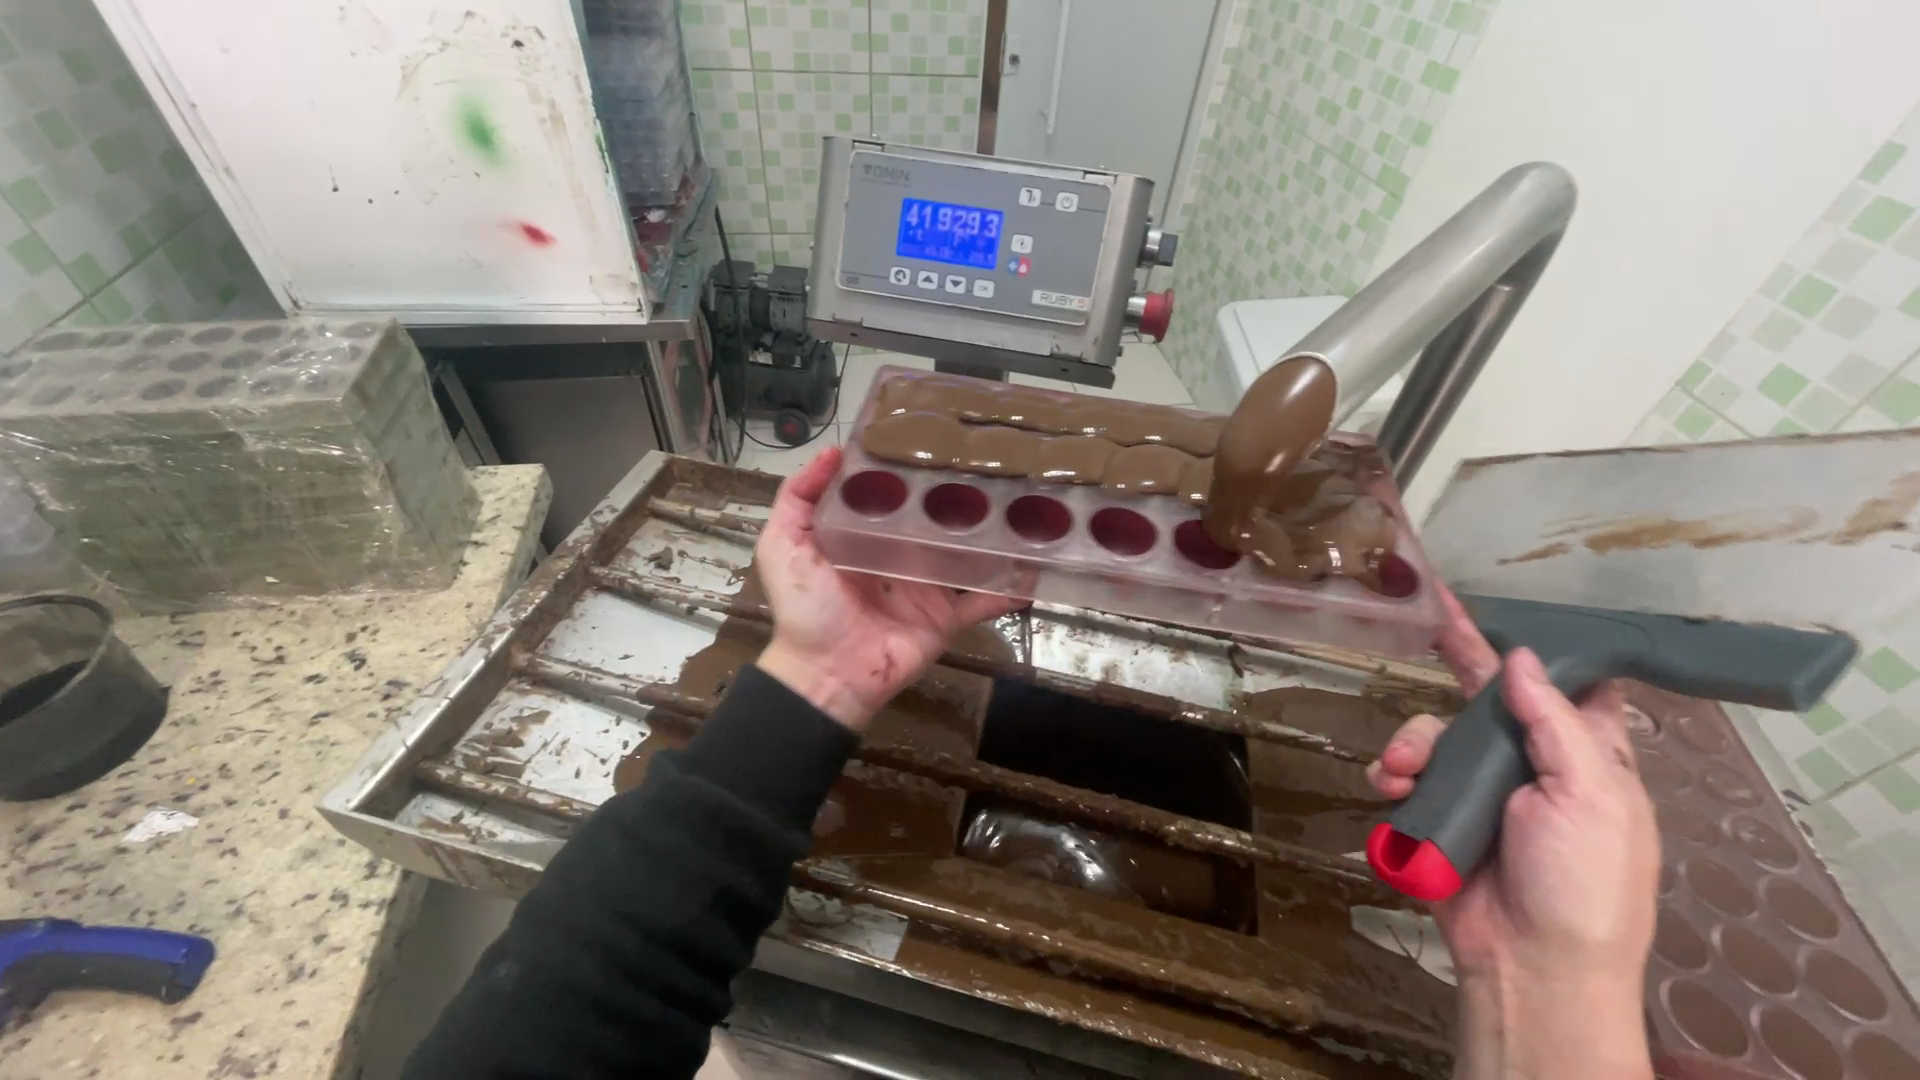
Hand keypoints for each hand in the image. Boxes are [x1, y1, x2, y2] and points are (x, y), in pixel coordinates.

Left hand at [753, 447, 1024, 731]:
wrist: (825, 672)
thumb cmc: (804, 606)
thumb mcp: (783, 544)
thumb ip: (797, 497)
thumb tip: (832, 451)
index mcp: (863, 538)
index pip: (892, 497)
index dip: (909, 473)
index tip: (933, 438)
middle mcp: (899, 557)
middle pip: (934, 522)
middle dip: (958, 498)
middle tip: (990, 464)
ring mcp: (926, 588)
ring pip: (963, 556)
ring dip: (989, 536)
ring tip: (1023, 504)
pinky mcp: (945, 618)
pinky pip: (982, 601)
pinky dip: (1008, 588)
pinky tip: (1034, 566)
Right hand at [1368, 586, 1659, 1078]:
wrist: (1527, 961)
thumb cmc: (1582, 879)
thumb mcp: (1591, 797)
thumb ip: (1554, 723)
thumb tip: (1521, 657)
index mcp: (1582, 752)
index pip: (1562, 682)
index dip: (1535, 645)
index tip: (1501, 607)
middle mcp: (1526, 759)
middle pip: (1483, 693)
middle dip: (1454, 659)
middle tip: (1426, 615)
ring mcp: (1477, 784)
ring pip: (1433, 729)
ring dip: (1411, 742)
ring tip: (1402, 770)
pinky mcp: (1435, 807)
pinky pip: (1403, 771)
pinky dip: (1392, 774)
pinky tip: (1392, 787)